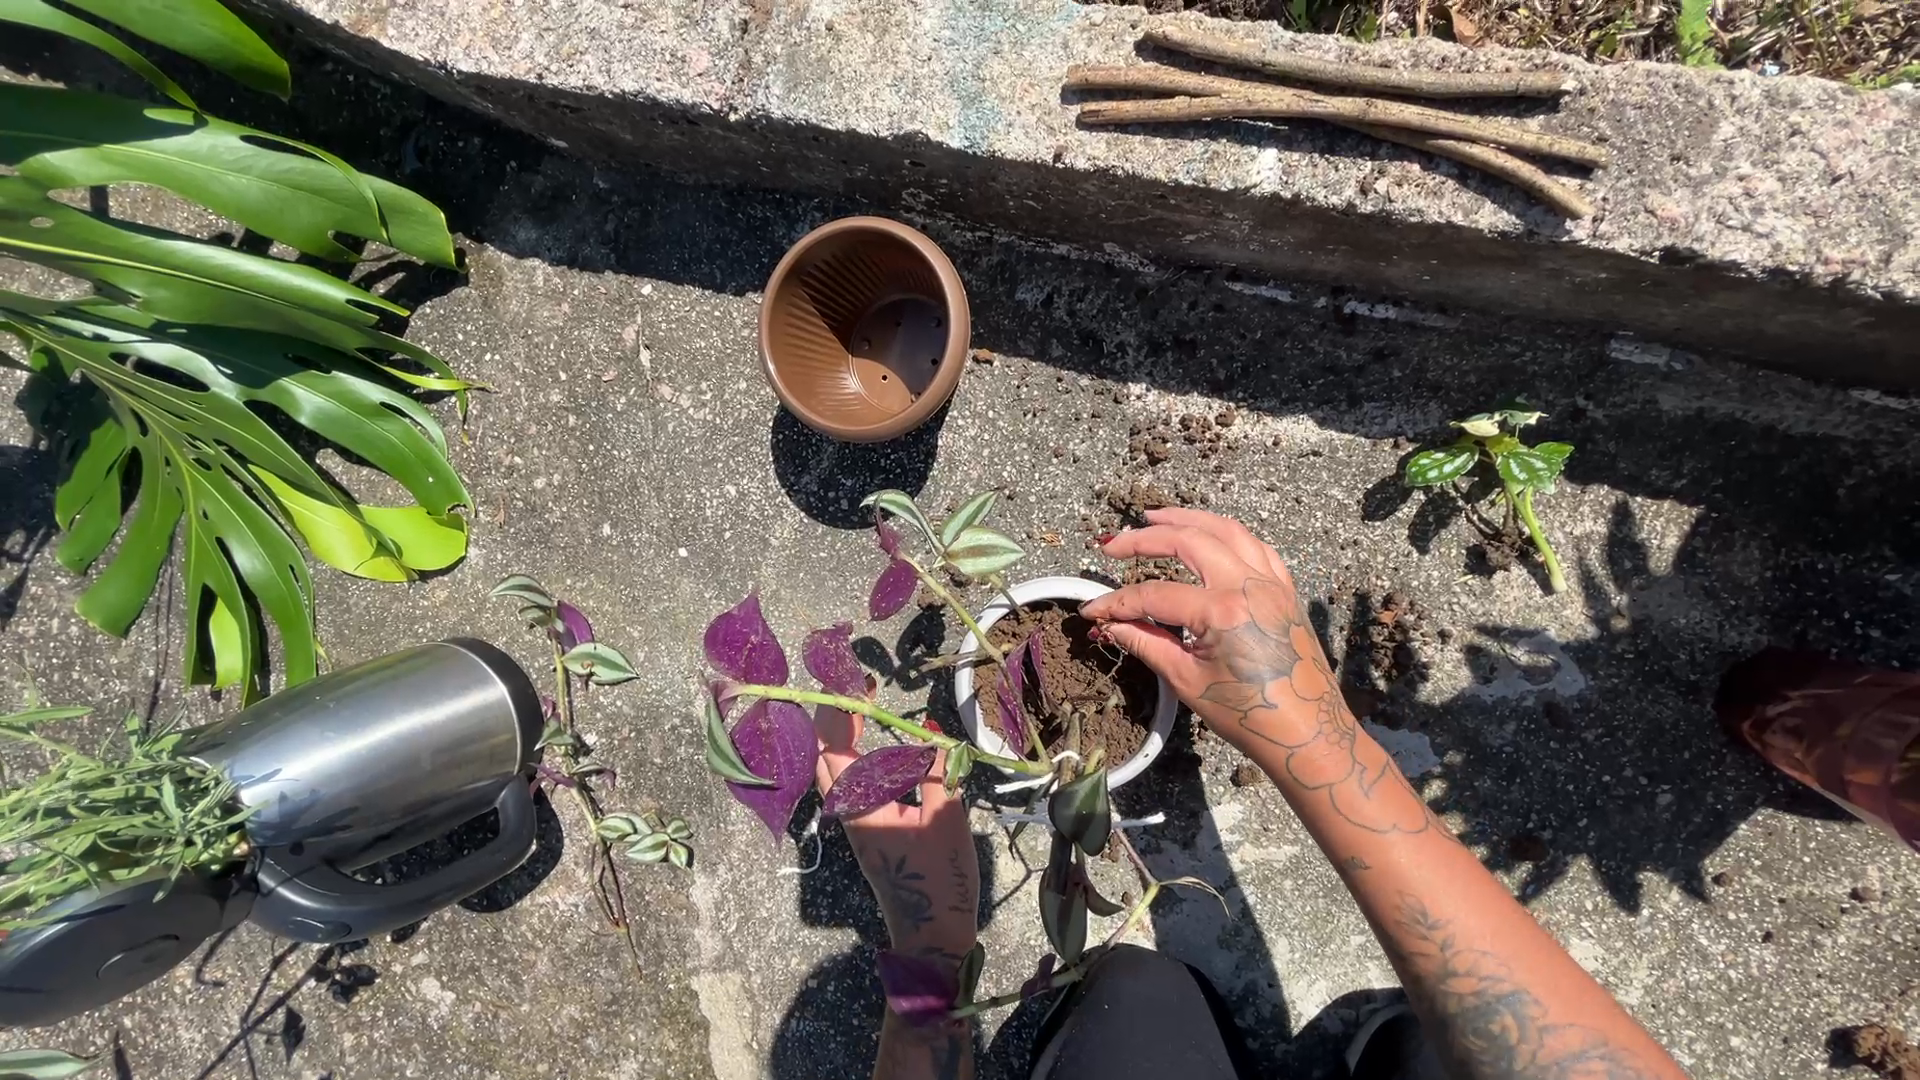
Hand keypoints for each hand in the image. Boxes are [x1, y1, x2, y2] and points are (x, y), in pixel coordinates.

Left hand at [815, 707, 979, 965]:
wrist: (932, 934)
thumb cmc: (940, 879)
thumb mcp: (946, 819)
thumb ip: (938, 773)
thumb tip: (932, 732)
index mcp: (862, 808)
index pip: (835, 751)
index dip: (839, 714)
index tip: (857, 684)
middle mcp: (850, 814)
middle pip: (826, 759)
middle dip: (834, 721)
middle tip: (858, 691)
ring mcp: (857, 824)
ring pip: (837, 774)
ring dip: (845, 740)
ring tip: (864, 711)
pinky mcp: (868, 831)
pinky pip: (855, 787)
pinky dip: (862, 761)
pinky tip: (884, 753)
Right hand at [1080, 508, 1426, 832]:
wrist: (1309, 735)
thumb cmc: (1248, 715)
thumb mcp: (1186, 679)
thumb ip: (1144, 642)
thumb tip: (1107, 624)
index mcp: (1222, 611)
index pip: (1154, 594)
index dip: (1117, 602)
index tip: (1092, 610)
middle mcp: (1249, 585)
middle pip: (1188, 541)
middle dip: (1145, 537)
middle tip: (1113, 544)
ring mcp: (1271, 582)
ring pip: (1225, 529)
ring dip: (1187, 518)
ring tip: (1154, 517)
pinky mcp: (1284, 589)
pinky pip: (1254, 546)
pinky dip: (1225, 533)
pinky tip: (1206, 535)